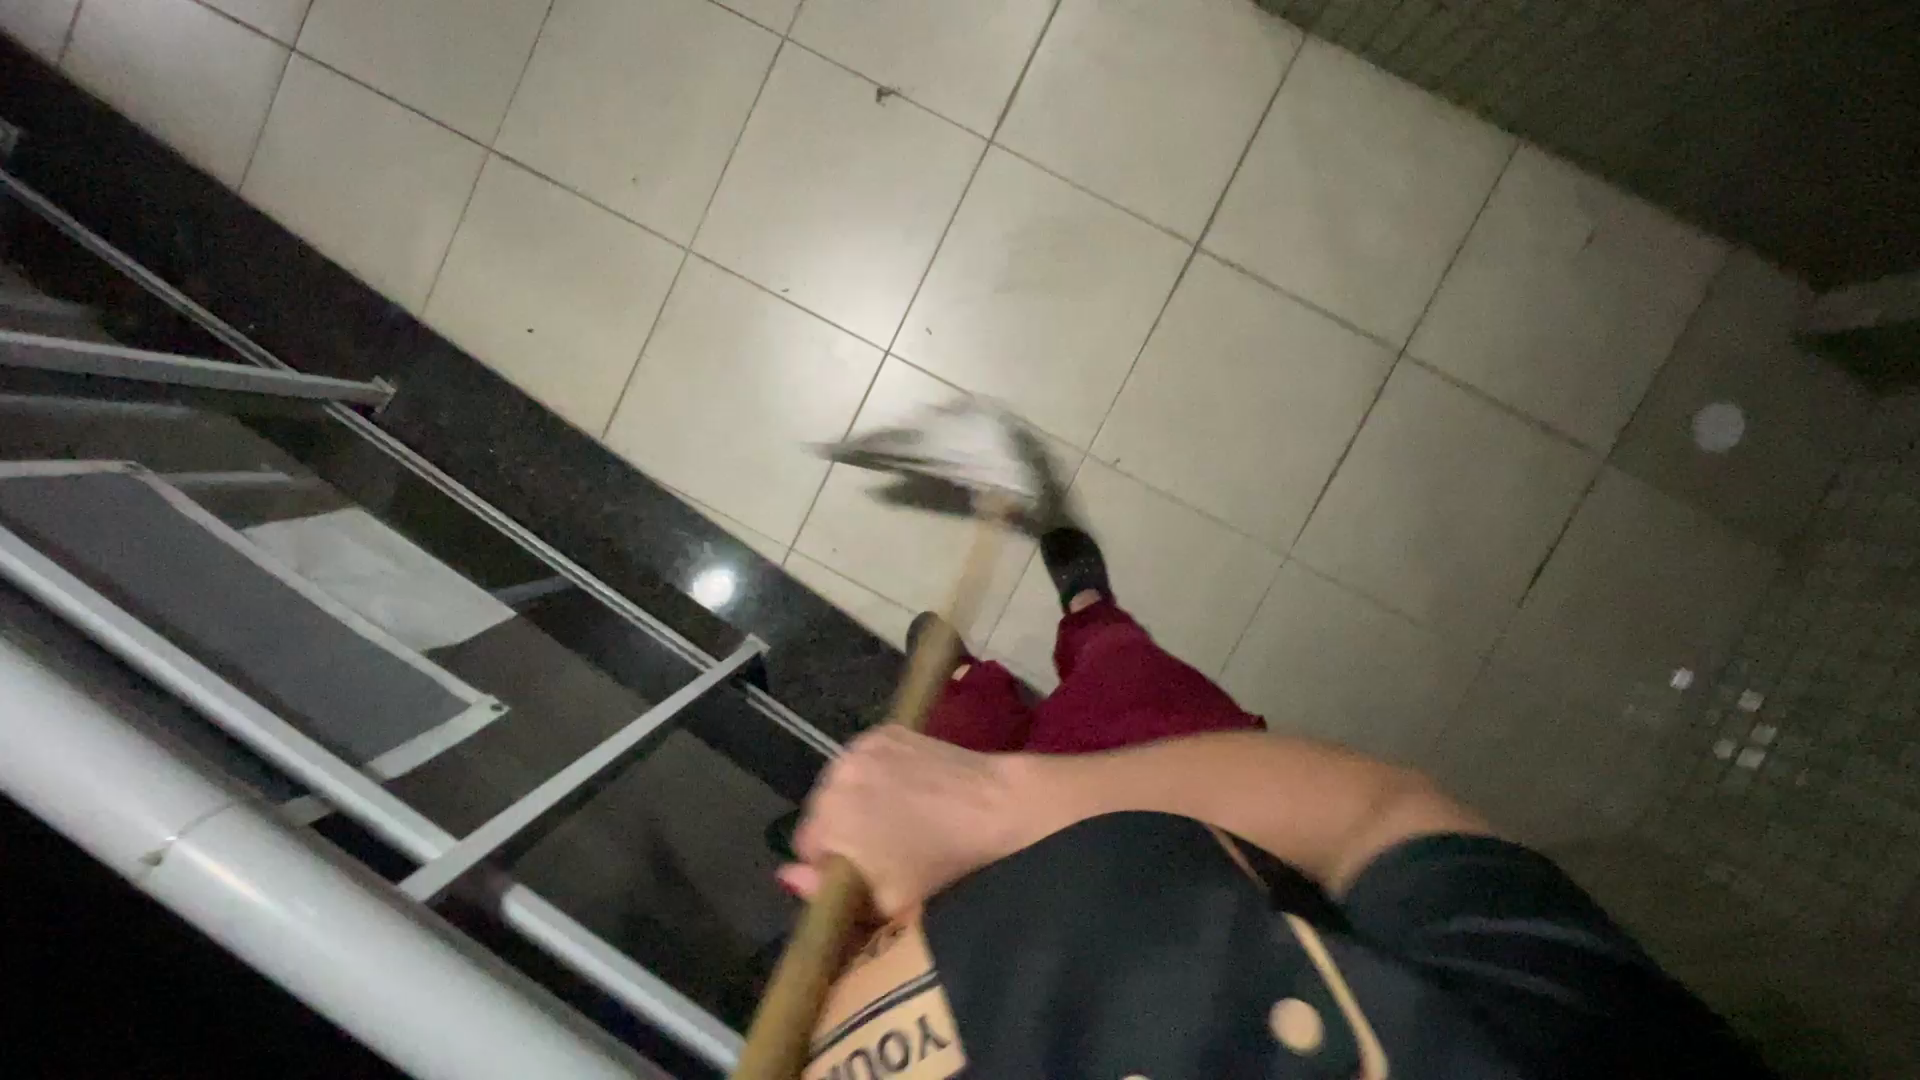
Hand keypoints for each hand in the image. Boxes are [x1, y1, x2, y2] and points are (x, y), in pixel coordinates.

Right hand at [778, 728, 1029, 918]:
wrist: (990, 806)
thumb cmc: (938, 860)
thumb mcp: (882, 898)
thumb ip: (822, 893)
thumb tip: (786, 875)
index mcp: (827, 817)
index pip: (806, 847)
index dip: (831, 863)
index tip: (860, 870)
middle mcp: (834, 774)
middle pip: (822, 809)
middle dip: (842, 827)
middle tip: (881, 844)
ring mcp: (861, 745)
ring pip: (842, 781)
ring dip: (856, 797)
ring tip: (895, 814)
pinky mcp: (885, 729)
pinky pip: (865, 757)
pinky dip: (876, 771)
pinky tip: (904, 786)